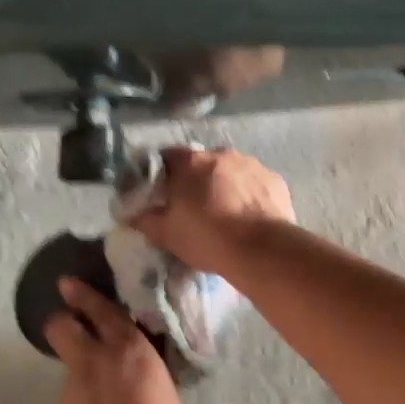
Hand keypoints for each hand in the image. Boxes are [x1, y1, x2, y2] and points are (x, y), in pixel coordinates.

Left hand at [47, 279, 186, 403]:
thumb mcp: (165, 390)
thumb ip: (147, 364)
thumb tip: (141, 353)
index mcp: (127, 349)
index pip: (100, 309)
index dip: (83, 293)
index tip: (68, 281)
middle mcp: (92, 363)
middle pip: (62, 327)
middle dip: (65, 319)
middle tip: (73, 320)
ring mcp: (68, 393)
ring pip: (71, 368)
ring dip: (84, 371)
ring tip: (107, 394)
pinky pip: (71, 400)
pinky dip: (83, 402)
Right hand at [130, 147, 295, 275]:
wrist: (261, 249)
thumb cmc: (206, 238)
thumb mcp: (166, 234)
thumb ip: (145, 219)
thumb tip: (131, 213)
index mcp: (192, 162)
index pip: (169, 156)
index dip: (162, 173)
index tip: (162, 193)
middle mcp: (222, 154)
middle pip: (202, 162)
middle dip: (196, 180)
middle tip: (192, 207)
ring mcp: (252, 164)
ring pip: (230, 170)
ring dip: (224, 185)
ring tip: (223, 213)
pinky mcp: (274, 178)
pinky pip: (254, 182)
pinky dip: (248, 194)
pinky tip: (248, 216)